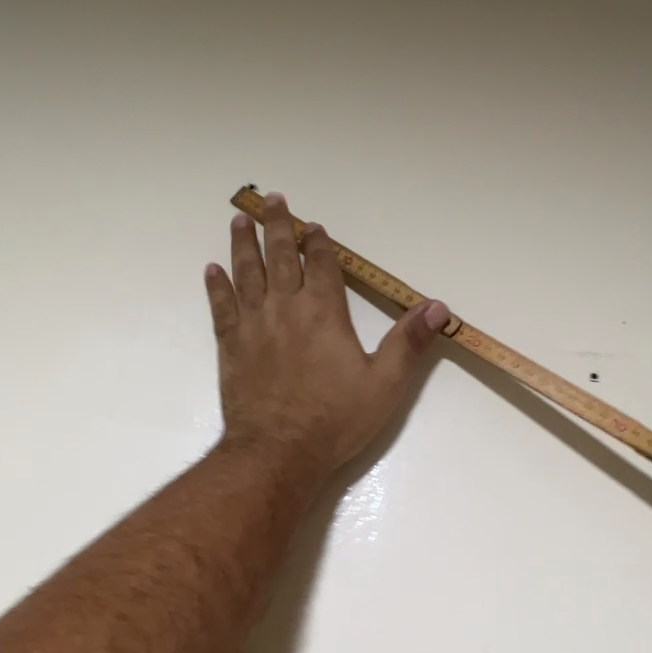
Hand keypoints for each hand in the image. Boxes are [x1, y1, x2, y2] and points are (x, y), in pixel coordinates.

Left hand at [204, 192, 448, 476]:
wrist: (277, 452)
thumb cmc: (334, 420)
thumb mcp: (385, 384)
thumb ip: (409, 343)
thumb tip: (438, 307)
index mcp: (324, 313)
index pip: (321, 265)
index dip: (319, 243)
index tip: (315, 226)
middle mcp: (285, 308)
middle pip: (281, 257)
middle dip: (279, 227)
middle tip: (272, 200)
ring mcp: (253, 326)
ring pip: (246, 273)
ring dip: (244, 245)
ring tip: (240, 220)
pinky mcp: (231, 346)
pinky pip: (221, 306)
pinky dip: (217, 286)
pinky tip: (213, 270)